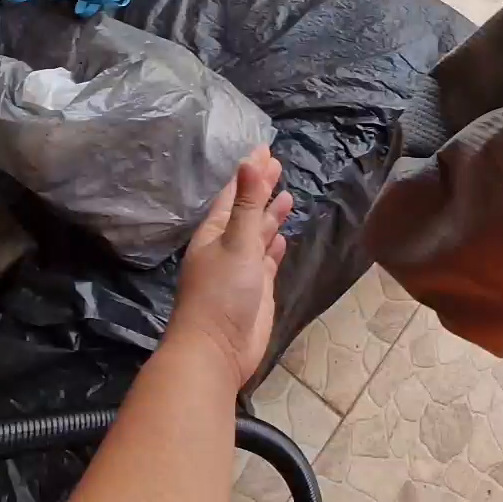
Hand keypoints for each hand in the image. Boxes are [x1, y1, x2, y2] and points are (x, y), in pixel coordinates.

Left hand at [168, 148, 293, 386]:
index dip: (250, 172)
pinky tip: (283, 237)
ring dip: (271, 215)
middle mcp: (226, 247)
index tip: (264, 149)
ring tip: (287, 195)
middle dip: (261, 188)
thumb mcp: (237, 242)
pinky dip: (274, 246)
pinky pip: (266, 259)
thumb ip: (249, 204)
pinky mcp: (256, 289)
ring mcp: (241, 269)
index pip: (234, 194)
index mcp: (215, 233)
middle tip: (278, 164)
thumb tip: (250, 162)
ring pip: (258, 234)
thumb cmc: (221, 293)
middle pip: (247, 211)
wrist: (215, 353)